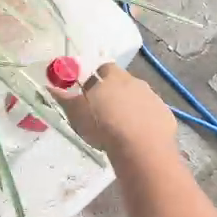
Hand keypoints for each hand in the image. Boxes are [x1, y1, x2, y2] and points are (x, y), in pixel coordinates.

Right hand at [52, 62, 177, 160]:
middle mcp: (135, 82)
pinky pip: (151, 114)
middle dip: (113, 92)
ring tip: (119, 126)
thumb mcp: (76, 113)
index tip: (88, 91)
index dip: (95, 78)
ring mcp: (153, 98)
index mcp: (112, 77)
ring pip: (138, 97)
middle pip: (122, 82)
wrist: (141, 148)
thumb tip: (50, 86)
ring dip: (129, 106)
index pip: (103, 68)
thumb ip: (64, 98)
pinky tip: (136, 135)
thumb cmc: (103, 126)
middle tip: (102, 110)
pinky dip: (144, 120)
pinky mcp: (165, 115)